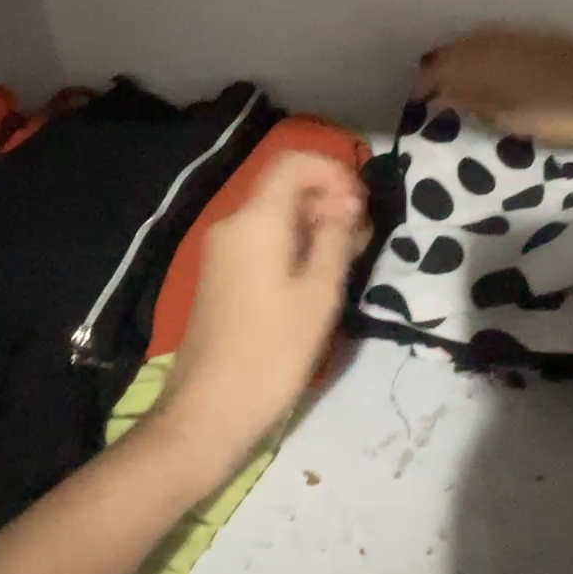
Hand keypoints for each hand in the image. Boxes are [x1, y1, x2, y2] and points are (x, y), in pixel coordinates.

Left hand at [155, 151, 365, 477]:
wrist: (208, 410)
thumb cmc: (273, 350)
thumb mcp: (320, 293)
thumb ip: (336, 237)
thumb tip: (345, 204)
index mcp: (256, 219)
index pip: (294, 163)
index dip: (334, 172)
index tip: (362, 206)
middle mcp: (234, 224)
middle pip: (286, 189)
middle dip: (329, 201)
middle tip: (364, 239)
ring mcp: (223, 251)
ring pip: (276, 217)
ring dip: (315, 226)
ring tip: (348, 260)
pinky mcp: (222, 276)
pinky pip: (263, 241)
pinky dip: (294, 245)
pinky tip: (317, 278)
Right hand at [416, 25, 572, 143]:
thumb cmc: (565, 114)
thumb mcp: (512, 117)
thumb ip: (473, 102)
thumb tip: (438, 97)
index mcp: (489, 58)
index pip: (443, 67)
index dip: (426, 85)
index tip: (417, 104)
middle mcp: (502, 41)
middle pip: (459, 50)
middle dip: (441, 70)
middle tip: (431, 92)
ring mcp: (526, 37)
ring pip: (481, 43)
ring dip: (463, 60)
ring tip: (458, 83)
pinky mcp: (546, 40)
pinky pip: (502, 42)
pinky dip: (488, 56)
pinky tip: (494, 72)